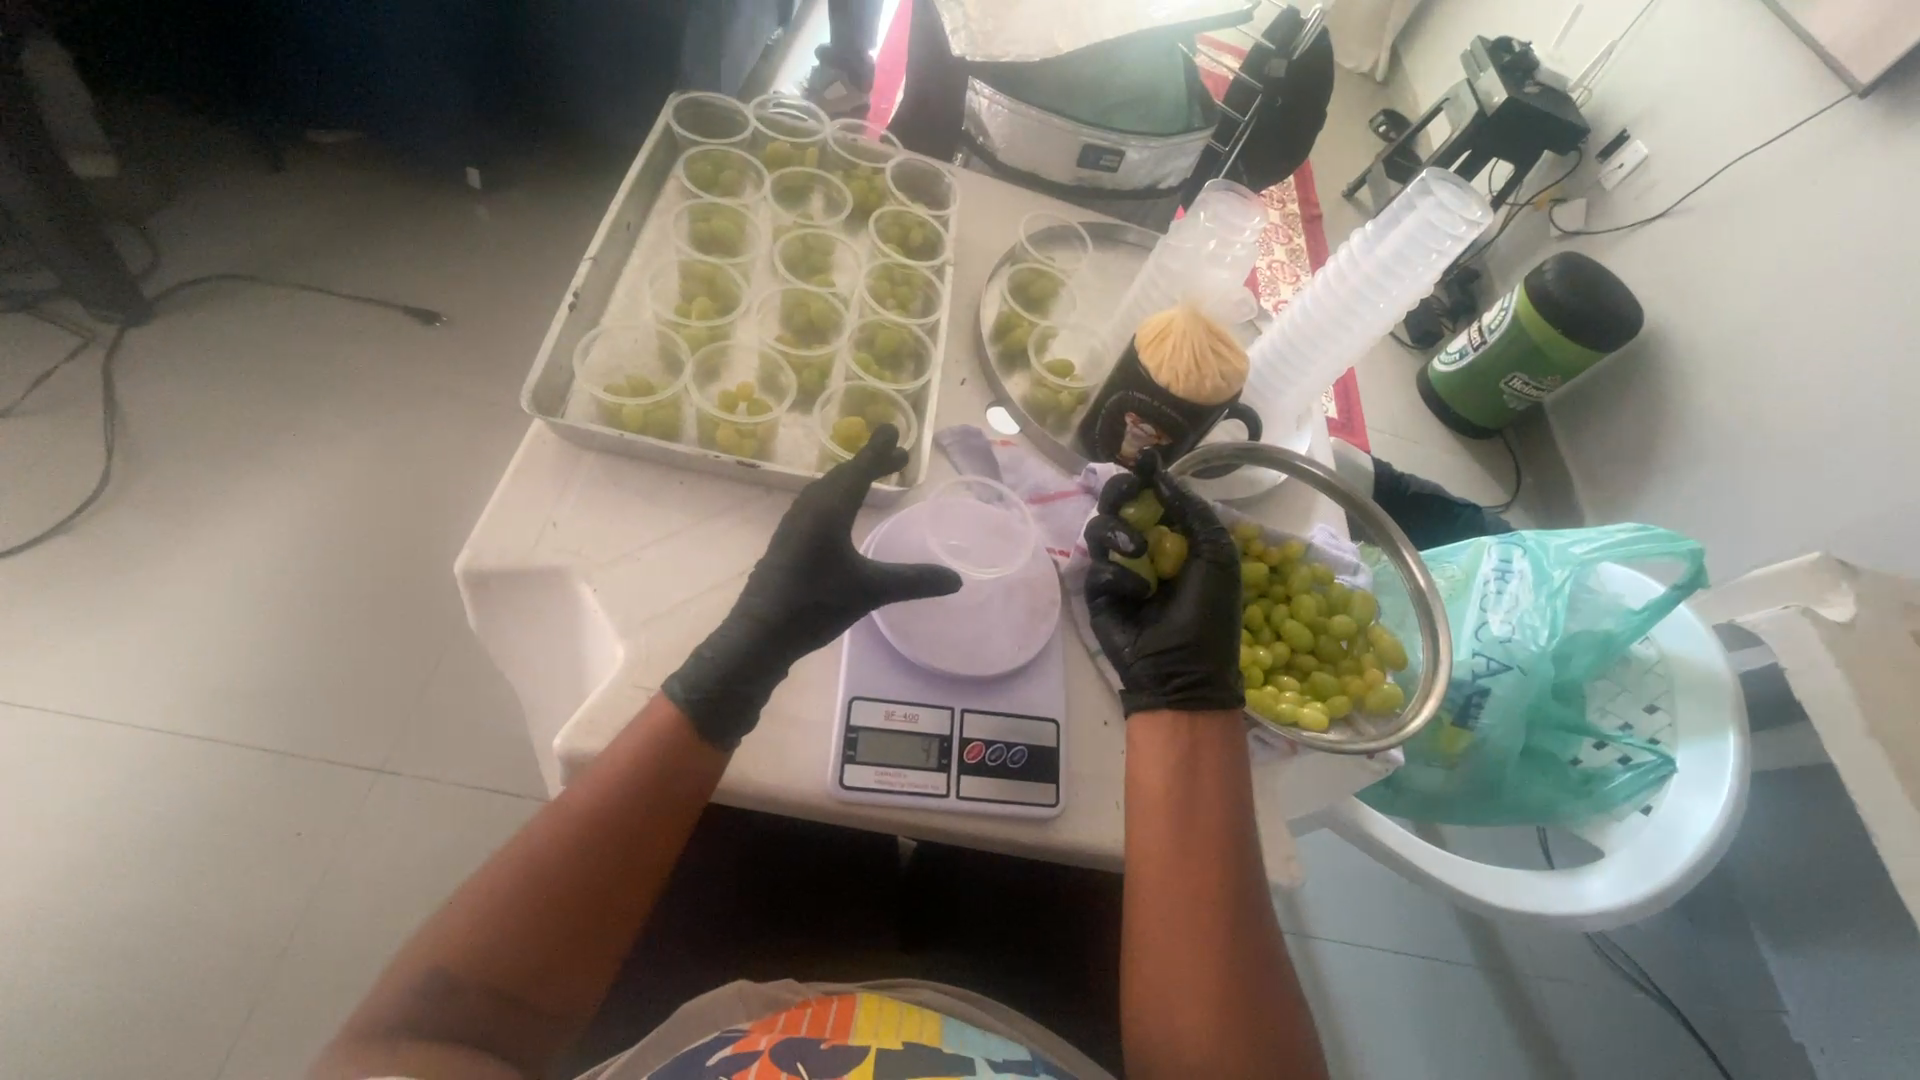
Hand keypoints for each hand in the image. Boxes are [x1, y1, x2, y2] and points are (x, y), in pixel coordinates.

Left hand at [664, 424, 961, 747]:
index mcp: (830, 510)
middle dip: (870, 463)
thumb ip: (914, 581)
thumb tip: (956, 580)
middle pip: (843, 475)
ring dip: (852, 479)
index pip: (859, 470)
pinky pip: (816, 504)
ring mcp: (794, 524)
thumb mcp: (871, 591)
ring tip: (872, 479)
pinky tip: (840, 515)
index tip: (893, 429)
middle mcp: (810, 508)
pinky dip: (836, 496)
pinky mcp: (787, 541)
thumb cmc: (815, 604)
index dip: (879, 450)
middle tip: (898, 458)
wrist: (760, 633)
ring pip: (826, 489)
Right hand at [1083, 454, 1244, 716]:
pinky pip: (1098, 568)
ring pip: (1099, 530)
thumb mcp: (1216, 555)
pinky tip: (1138, 595)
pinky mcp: (1098, 594)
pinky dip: (1119, 577)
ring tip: (1137, 551)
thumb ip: (1192, 511)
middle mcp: (1144, 549)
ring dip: (1119, 532)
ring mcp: (1118, 571)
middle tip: (1128, 492)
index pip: (1152, 496)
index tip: (1143, 460)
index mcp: (1175, 538)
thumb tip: (1162, 474)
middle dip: (1121, 492)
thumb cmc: (1209, 614)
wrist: (1184, 671)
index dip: (1146, 477)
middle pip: (1117, 505)